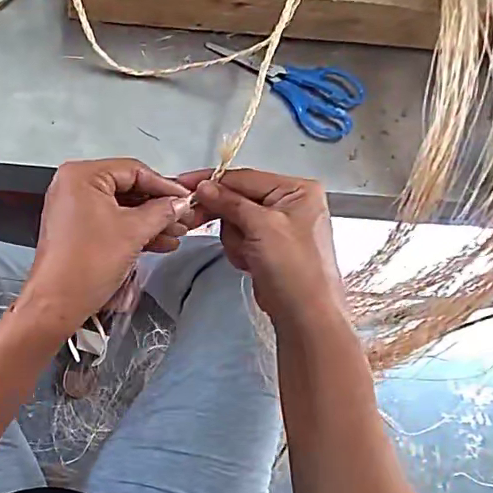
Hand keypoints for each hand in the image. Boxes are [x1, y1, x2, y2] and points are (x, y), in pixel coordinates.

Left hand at [19, 159, 192, 330]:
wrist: (58, 303)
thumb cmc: (80, 268)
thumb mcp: (134, 232)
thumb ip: (162, 212)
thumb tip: (177, 203)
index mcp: (81, 176)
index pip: (134, 170)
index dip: (164, 186)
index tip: (184, 198)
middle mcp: (72, 187)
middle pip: (128, 188)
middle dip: (158, 206)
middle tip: (181, 216)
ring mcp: (73, 208)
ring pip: (122, 207)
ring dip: (150, 221)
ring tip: (173, 231)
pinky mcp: (76, 229)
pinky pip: (111, 221)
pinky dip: (133, 230)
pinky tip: (156, 241)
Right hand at [177, 168, 344, 328]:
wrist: (305, 314)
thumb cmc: (296, 269)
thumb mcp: (262, 227)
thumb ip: (231, 202)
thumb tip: (206, 187)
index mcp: (298, 190)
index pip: (247, 177)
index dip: (215, 182)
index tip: (187, 183)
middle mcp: (291, 204)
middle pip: (239, 198)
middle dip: (228, 217)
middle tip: (197, 218)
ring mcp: (279, 227)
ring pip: (236, 221)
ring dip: (235, 239)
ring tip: (249, 255)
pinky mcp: (269, 248)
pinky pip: (241, 239)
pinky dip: (240, 251)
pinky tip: (251, 263)